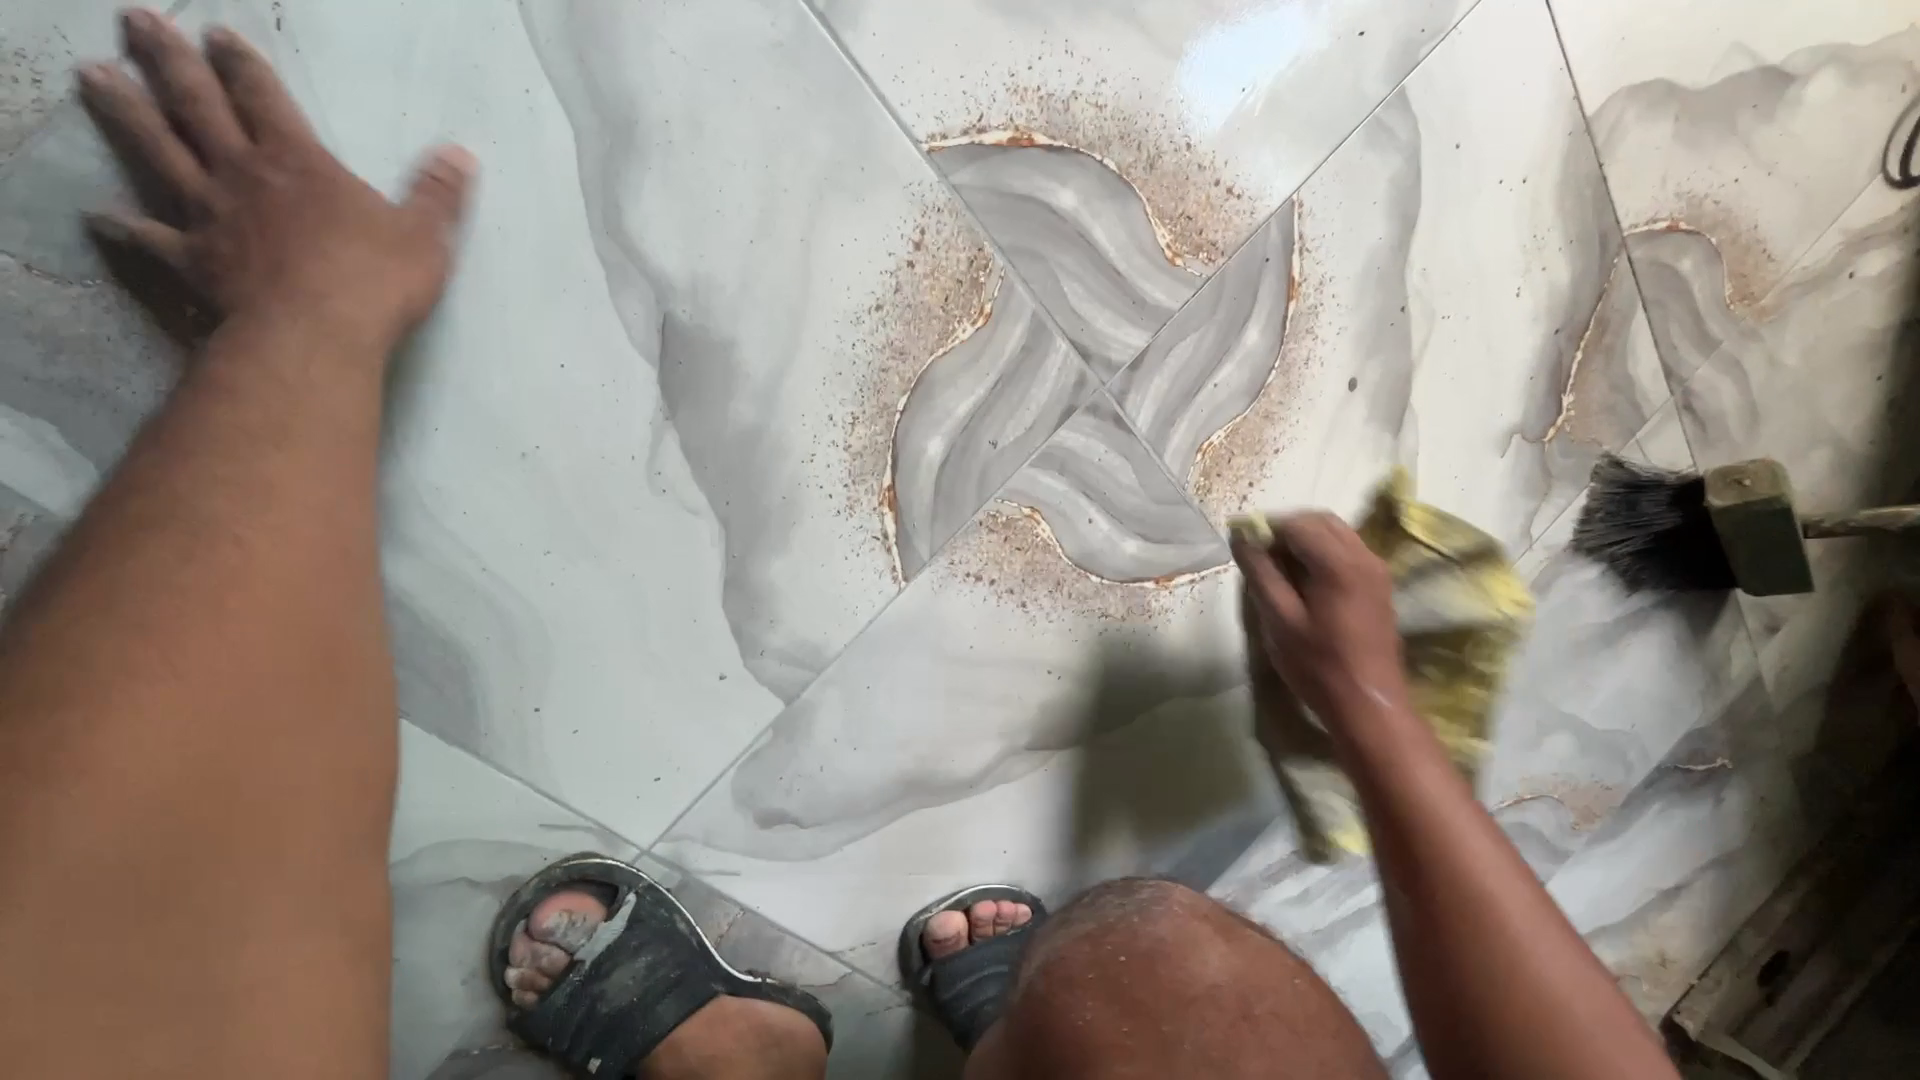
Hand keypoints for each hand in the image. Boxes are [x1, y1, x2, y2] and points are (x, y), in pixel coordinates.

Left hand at [76, 9, 473, 352]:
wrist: (317, 332)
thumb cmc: (377, 281)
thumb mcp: (426, 236)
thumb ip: (438, 194)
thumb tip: (462, 154)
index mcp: (300, 163)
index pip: (265, 98)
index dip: (243, 64)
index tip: (219, 34)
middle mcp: (243, 175)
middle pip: (198, 107)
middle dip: (170, 62)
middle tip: (137, 20)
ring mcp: (209, 215)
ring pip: (157, 151)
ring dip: (126, 112)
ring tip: (96, 76)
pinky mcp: (192, 259)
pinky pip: (151, 237)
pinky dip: (126, 227)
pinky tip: (103, 218)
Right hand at [1230, 512, 1408, 729]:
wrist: (1368, 704)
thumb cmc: (1318, 666)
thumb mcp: (1279, 620)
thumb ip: (1260, 573)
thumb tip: (1242, 538)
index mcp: (1339, 564)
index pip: (1297, 524)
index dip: (1266, 528)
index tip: (1244, 546)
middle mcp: (1364, 558)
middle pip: (1321, 521)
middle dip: (1286, 529)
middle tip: (1260, 555)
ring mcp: (1377, 571)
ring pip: (1337, 533)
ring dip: (1305, 540)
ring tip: (1279, 569)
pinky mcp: (1380, 586)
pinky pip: (1348, 551)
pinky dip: (1322, 553)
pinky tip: (1304, 581)